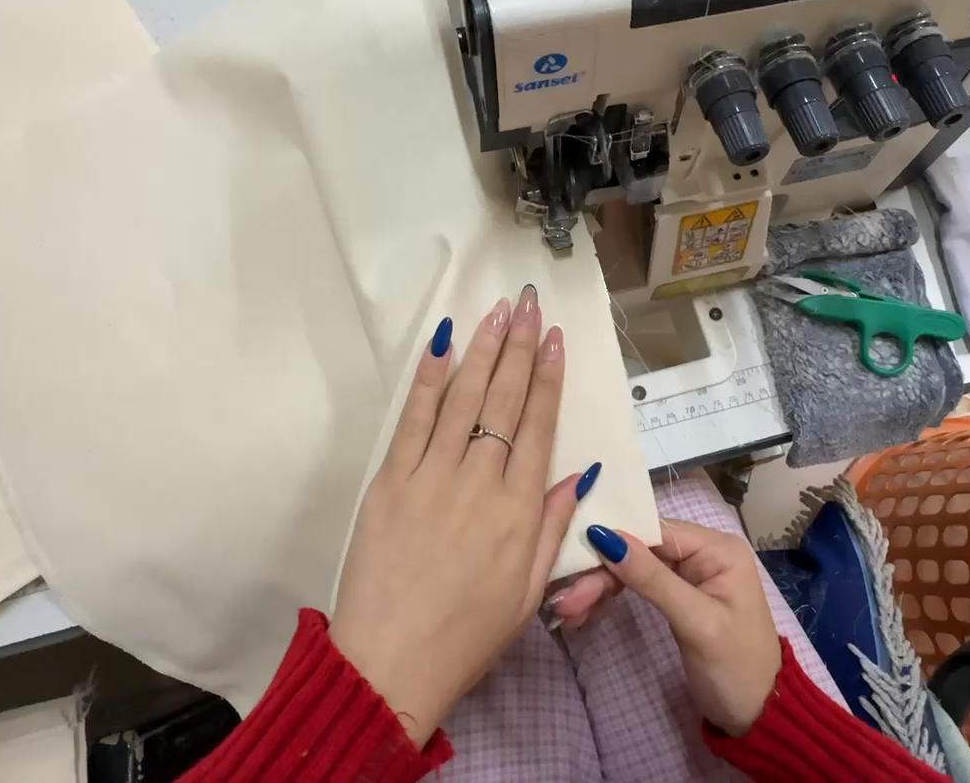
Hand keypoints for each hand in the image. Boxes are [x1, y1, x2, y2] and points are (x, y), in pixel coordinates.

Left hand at [330, 287, 593, 746]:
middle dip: (519, 347)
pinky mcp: (390, 481)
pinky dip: (429, 380)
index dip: (548, 377)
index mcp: (519, 511)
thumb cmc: (467, 634)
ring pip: (463, 400)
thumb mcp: (527, 590)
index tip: (554, 338)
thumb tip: (580, 472)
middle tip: (528, 304)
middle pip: (504, 401)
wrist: (389, 665)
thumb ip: (554, 526)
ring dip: (481, 351)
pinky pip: (413, 420)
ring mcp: (431, 478)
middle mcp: (480, 483)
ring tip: (496, 313)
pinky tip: (442, 345)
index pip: (539, 426)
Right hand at [581, 519, 781, 735]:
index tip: (573, 557)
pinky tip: (587, 609)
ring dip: (600, 585)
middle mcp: (703, 551)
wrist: (762, 717)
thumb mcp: (696, 623)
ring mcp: (690, 572)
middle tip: (566, 600)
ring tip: (568, 610)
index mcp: (717, 547)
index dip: (614, 540)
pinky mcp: (678, 593)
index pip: (655, 530)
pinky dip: (613, 595)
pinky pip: (639, 583)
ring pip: (634, 565)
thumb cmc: (736, 668)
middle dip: (602, 571)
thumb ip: (652, 579)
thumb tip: (606, 536)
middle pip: (641, 548)